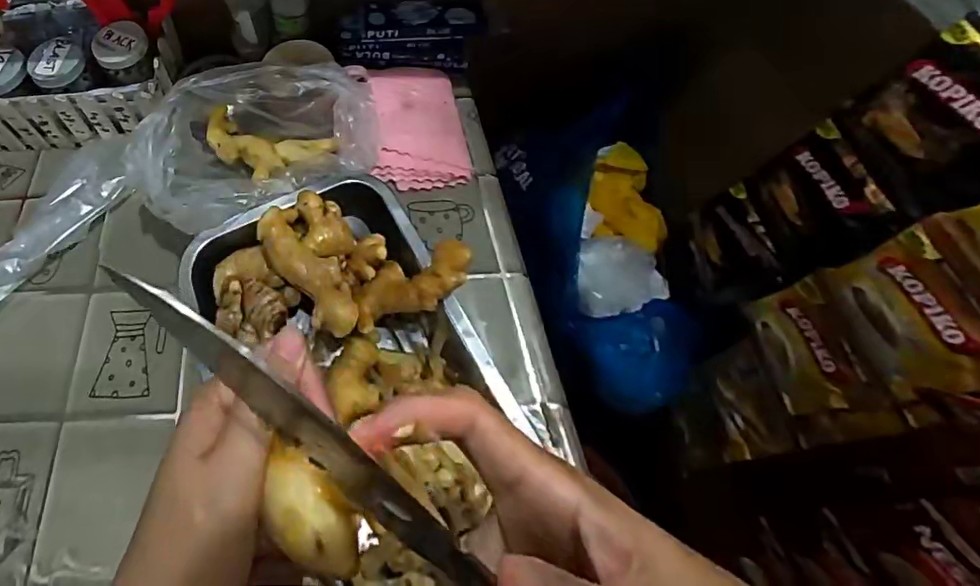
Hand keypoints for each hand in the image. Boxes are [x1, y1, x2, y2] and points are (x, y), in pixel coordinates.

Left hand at [115, 327, 329, 585]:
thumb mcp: (230, 468)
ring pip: (303, 464)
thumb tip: (292, 333)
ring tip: (325, 515)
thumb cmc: (192, 540)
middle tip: (334, 478)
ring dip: (318, 490)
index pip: (277, 369)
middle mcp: (235, 434)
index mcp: (221, 407)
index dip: (308, 389)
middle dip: (319, 447)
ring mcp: (248, 478)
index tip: (331, 423)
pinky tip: (306, 546)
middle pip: (296, 418)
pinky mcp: (259, 516)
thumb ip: (264, 404)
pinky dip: (309, 525)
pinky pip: (298, 505)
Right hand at [350, 389, 741, 585]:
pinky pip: (459, 558)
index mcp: (547, 480)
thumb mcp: (643, 583)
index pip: (468, 418)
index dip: (411, 412)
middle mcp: (521, 500)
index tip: (360, 438)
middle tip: (336, 492)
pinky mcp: (515, 568)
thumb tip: (499, 566)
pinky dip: (426, 560)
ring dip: (402, 527)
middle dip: (388, 465)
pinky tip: (397, 566)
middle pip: (439, 463)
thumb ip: (571, 579)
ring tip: (356, 539)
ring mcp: (515, 541)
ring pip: (443, 523)